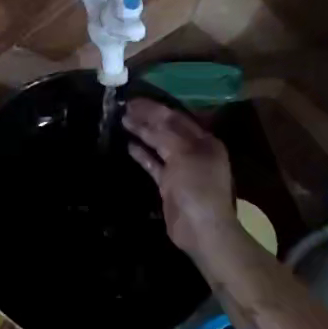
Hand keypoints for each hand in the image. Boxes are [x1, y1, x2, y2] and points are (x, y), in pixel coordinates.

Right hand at [124, 98, 238, 253]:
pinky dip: (142, 154)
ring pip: (160, 145)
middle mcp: (194, 151)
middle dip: (148, 118)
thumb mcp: (185, 155)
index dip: (156, 108)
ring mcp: (181, 168)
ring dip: (143, 133)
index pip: (178, 118)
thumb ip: (168, 134)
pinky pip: (154, 164)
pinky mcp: (169, 185)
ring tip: (123, 120)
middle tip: (124, 106)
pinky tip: (129, 144)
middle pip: (168, 130)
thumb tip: (150, 116)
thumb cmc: (198, 187)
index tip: (134, 99)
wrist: (201, 229)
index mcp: (204, 141)